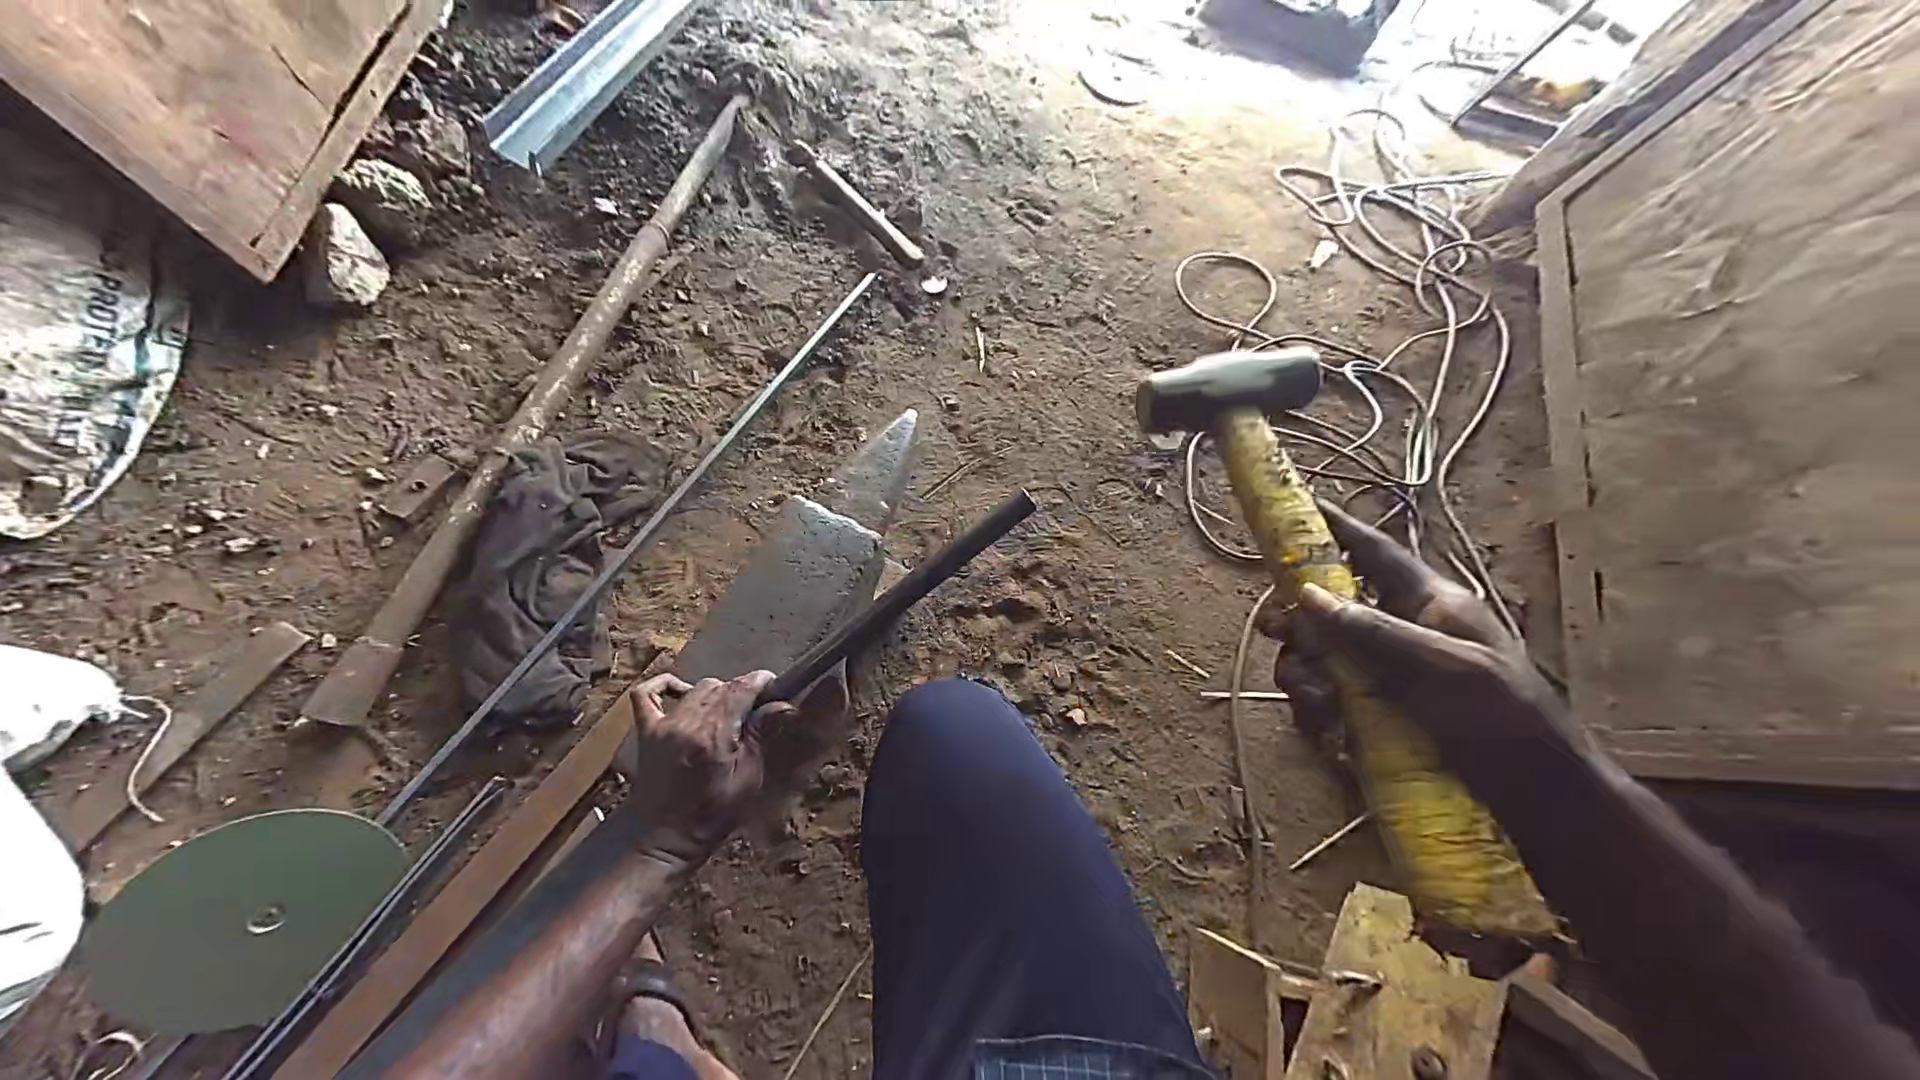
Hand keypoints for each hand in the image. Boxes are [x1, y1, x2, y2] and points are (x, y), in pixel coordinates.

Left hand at [623, 671, 796, 861]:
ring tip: (727, 711)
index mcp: (715, 735)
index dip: (762, 680)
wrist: (662, 840)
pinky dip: (666, 685)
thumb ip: (761, 736)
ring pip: (697, 687)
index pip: (742, 687)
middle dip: (743, 689)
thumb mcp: (748, 778)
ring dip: (717, 692)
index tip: (775, 686)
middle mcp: (688, 723)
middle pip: (722, 685)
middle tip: (756, 707)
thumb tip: (783, 705)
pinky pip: (647, 694)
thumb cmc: (711, 815)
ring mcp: (664, 725)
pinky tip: (684, 693)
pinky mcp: (647, 731)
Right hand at [1275, 500, 1593, 791]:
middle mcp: (1397, 627)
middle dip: (1296, 617)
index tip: (1297, 505)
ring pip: (1316, 650)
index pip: (1373, 551)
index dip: (1336, 526)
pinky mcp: (1371, 704)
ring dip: (1302, 668)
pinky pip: (1323, 690)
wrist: (1535, 790)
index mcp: (1426, 602)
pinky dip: (1313, 704)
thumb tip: (1309, 594)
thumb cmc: (1505, 717)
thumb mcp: (1446, 666)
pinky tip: (1325, 723)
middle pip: (1327, 604)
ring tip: (1312, 694)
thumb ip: (1376, 630)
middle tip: (1274, 629)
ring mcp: (1382, 667)